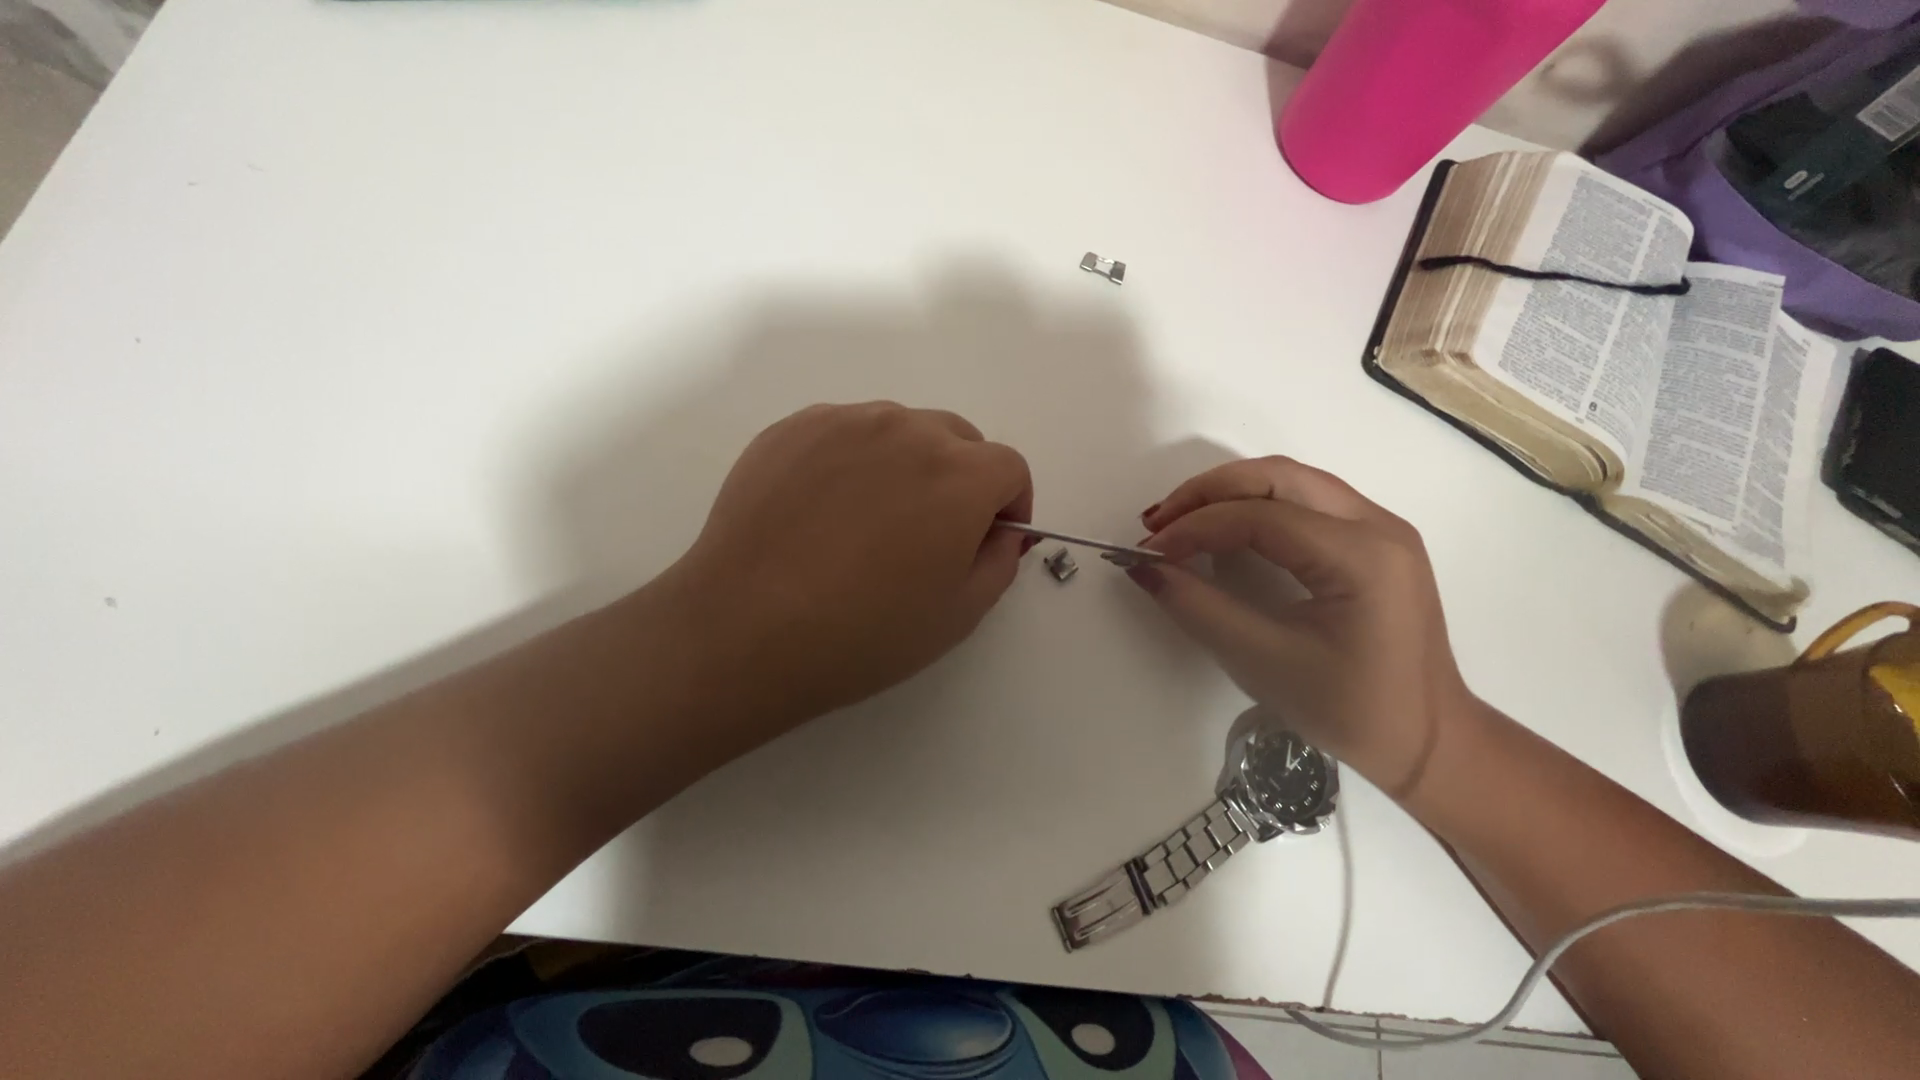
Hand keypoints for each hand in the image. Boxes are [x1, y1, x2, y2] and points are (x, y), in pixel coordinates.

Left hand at [666, 402, 1032, 730]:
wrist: (745, 627)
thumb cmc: (863, 631)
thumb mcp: (958, 614)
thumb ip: (999, 561)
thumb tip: (1001, 532)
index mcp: (960, 474)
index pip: (1009, 468)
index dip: (1009, 506)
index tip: (987, 541)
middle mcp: (907, 430)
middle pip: (957, 440)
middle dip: (961, 480)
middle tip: (929, 535)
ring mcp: (844, 422)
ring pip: (898, 431)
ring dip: (904, 466)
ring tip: (869, 524)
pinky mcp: (792, 428)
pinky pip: (844, 433)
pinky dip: (851, 461)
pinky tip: (822, 513)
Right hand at [1129, 457, 1472, 795]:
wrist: (1429, 740)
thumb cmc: (1352, 710)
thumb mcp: (1264, 663)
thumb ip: (1199, 608)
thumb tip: (1145, 569)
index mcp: (1362, 556)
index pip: (1261, 516)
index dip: (1195, 527)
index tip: (1148, 552)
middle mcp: (1378, 525)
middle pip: (1278, 477)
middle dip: (1209, 492)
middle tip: (1157, 523)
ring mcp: (1382, 529)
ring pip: (1293, 481)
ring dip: (1231, 493)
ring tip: (1180, 522)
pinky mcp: (1376, 542)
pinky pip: (1308, 502)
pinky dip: (1258, 506)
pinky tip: (1225, 530)